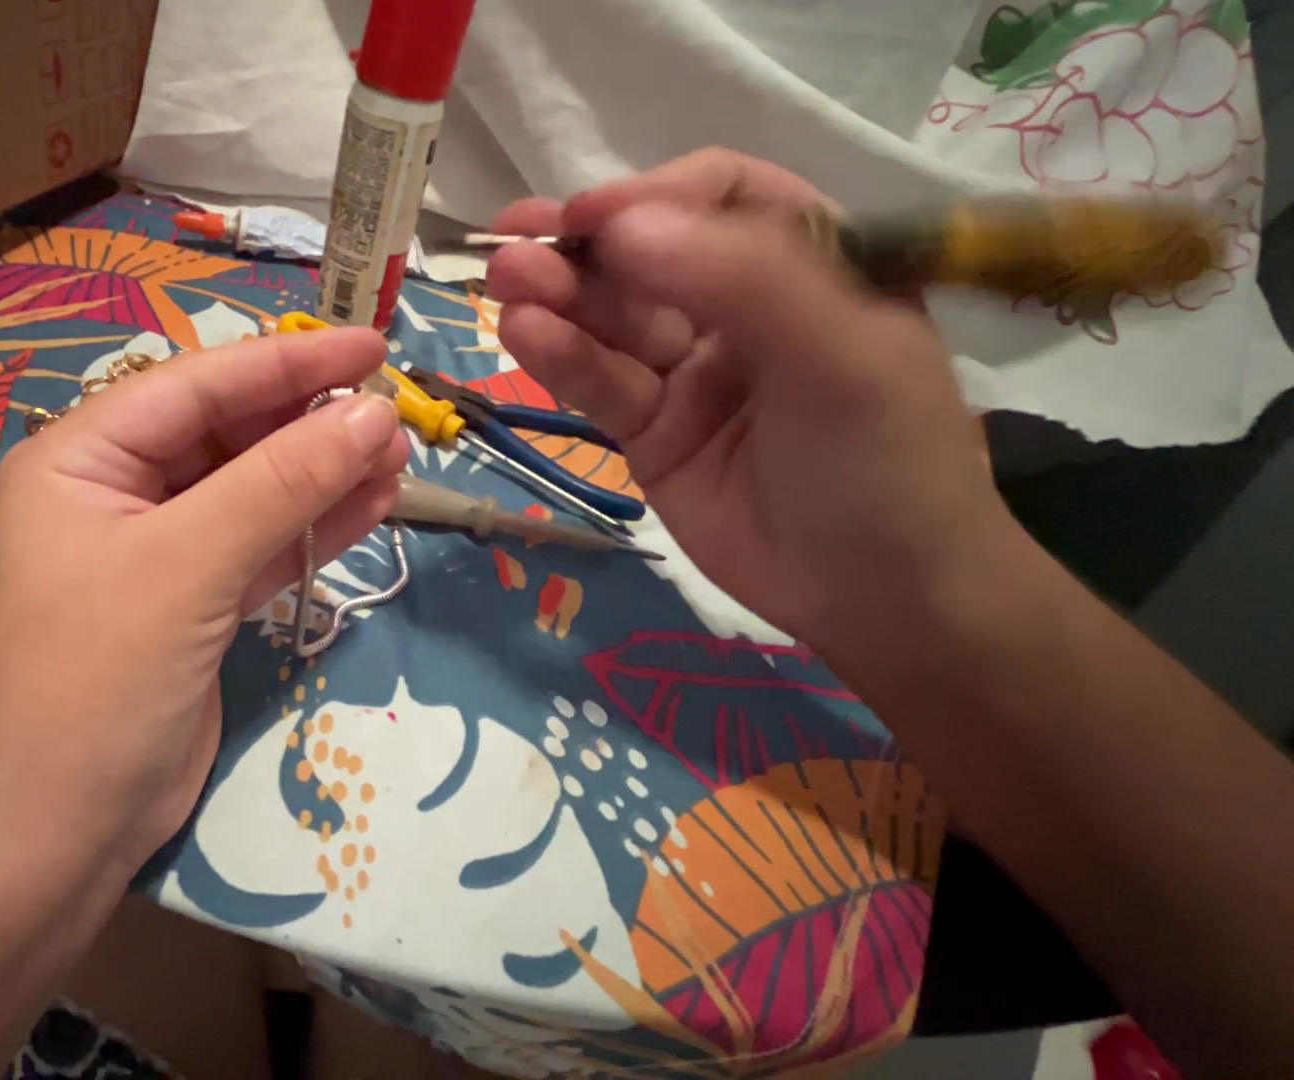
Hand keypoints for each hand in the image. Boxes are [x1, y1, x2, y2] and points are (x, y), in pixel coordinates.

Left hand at [0, 329, 407, 874]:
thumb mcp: (187, 566)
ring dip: (324, 477)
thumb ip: (282, 484)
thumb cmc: (93, 681)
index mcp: (83, 459)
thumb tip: (373, 413)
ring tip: (398, 461)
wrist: (50, 836)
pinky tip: (373, 508)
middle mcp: (117, 495)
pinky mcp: (194, 606)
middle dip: (311, 426)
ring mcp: (159, 555)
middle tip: (395, 419)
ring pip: (255, 495)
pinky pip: (263, 550)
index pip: (198, 387)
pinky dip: (315, 531)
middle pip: (230, 437)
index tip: (373, 346)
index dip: (289, 362)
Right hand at [485, 149, 1012, 644]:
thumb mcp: (840, 357)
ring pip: (612, 322)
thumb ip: (744, 279)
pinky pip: (600, 385)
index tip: (590, 219)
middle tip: (510, 246)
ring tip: (503, 284)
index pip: (723, 199)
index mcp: (811, 264)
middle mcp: (742, 309)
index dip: (654, 198)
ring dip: (557, 299)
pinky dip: (560, 359)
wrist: (872, 597)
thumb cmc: (883, 464)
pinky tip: (522, 335)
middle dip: (582, 250)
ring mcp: (689, 373)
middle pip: (649, 259)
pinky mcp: (648, 432)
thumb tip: (623, 226)